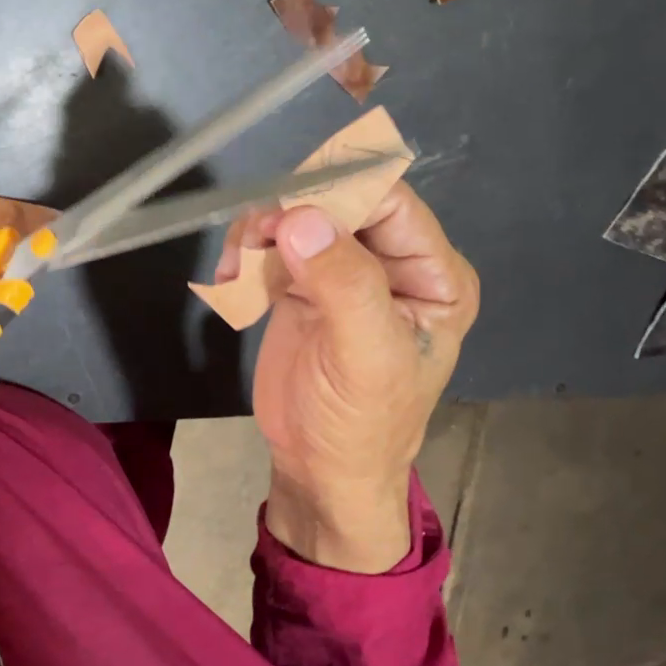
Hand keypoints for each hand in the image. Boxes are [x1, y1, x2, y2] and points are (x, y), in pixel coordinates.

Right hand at [216, 183, 478, 571]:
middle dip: (289, 213)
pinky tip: (232, 283)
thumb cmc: (360, 423)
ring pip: (297, 217)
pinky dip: (246, 255)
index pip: (389, 204)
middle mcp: (392, 262)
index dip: (337, 195)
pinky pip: (271, 245)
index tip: (282, 212)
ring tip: (236, 271)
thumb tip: (300, 217)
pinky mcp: (301, 284)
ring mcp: (343, 270)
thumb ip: (343, 283)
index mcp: (433, 274)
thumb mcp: (365, 356)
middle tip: (251, 243)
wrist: (318, 470)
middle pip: (337, 202)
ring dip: (258, 234)